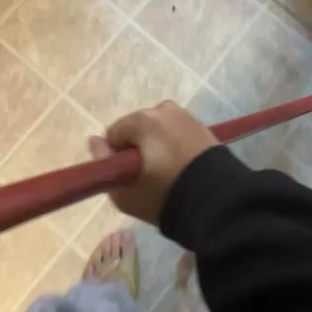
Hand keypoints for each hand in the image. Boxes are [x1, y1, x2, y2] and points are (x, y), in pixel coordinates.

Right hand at [90, 101, 217, 222]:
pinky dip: (174, 145)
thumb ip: (104, 164)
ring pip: (158, 129)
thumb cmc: (163, 195)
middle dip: (137, 147)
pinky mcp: (203, 126)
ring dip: (156, 144)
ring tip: (166, 172)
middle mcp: (163, 110)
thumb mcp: (124, 191)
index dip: (116, 156)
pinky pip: (177, 133)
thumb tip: (95, 142)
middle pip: (137, 127)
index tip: (128, 176)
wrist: (215, 201)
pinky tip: (181, 166)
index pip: (114, 133)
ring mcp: (186, 116)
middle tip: (147, 176)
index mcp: (142, 120)